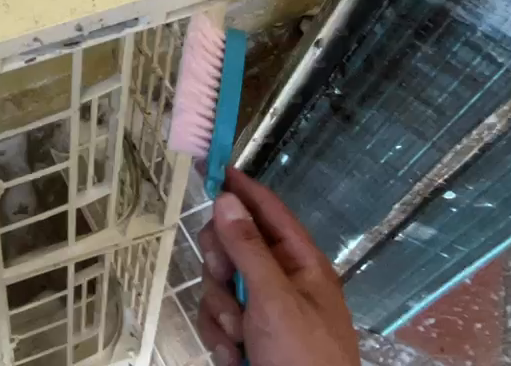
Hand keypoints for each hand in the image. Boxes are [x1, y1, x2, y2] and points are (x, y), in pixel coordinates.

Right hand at [196, 168, 357, 365]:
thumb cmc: (303, 360)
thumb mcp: (275, 300)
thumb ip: (247, 247)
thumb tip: (225, 196)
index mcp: (302, 266)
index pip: (267, 210)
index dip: (239, 186)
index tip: (207, 163)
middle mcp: (281, 282)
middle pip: (232, 242)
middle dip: (220, 262)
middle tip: (222, 276)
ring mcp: (262, 310)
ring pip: (217, 280)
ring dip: (220, 308)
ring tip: (238, 336)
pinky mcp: (245, 336)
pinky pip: (214, 314)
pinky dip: (219, 334)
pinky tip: (235, 356)